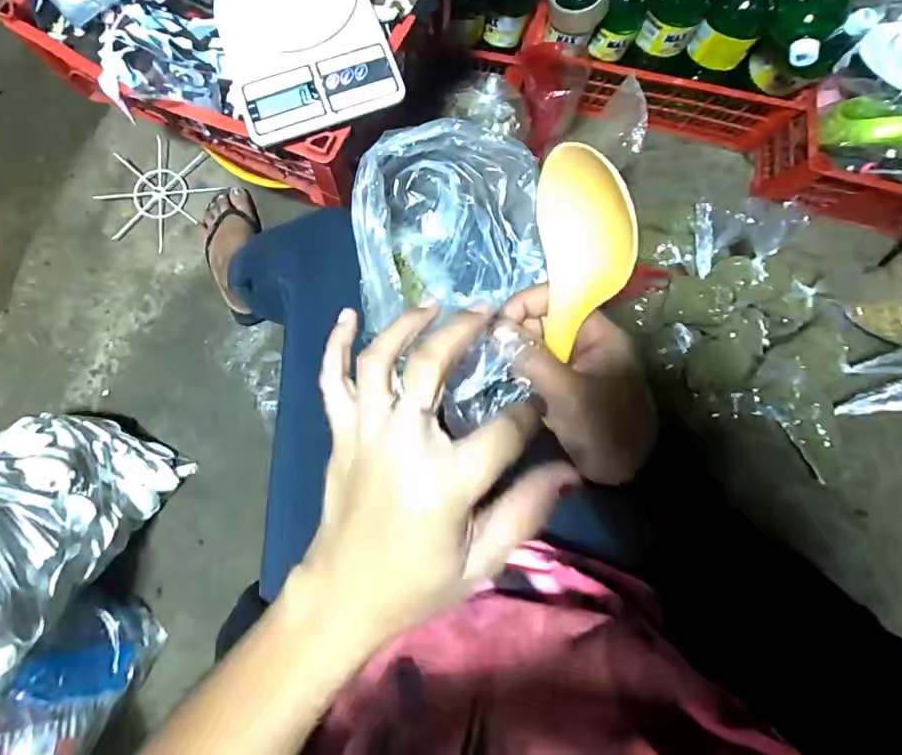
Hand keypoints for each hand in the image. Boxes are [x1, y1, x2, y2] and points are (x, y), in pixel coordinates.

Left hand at [289, 307, 579, 655]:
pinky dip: (336, 345)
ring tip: (434, 304)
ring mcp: (365, 432)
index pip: (503, 429)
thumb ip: (526, 511)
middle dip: (463, 331)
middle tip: (487, 312)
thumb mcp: (481, 562)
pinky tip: (347, 316)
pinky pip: (332, 380)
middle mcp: (401, 442)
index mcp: (445, 479)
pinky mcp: (341, 433)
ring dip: (406, 325)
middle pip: (430, 366)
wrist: (342, 598)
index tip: (539, 402)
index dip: (529, 411)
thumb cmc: (417, 582)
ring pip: (379, 361)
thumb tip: (569, 470)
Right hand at [501, 286, 656, 485]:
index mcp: (599, 333)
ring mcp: (579, 366)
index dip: (526, 303)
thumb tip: (498, 328)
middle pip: (545, 319)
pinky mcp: (568, 387)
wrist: (631, 479)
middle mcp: (588, 342)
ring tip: (496, 367)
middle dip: (518, 330)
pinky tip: (509, 383)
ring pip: (540, 345)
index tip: (497, 326)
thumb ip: (533, 358)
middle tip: (492, 352)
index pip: (558, 298)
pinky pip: (541, 368)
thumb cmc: (606, 431)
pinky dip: (524, 372)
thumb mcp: (568, 394)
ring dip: (518, 353)